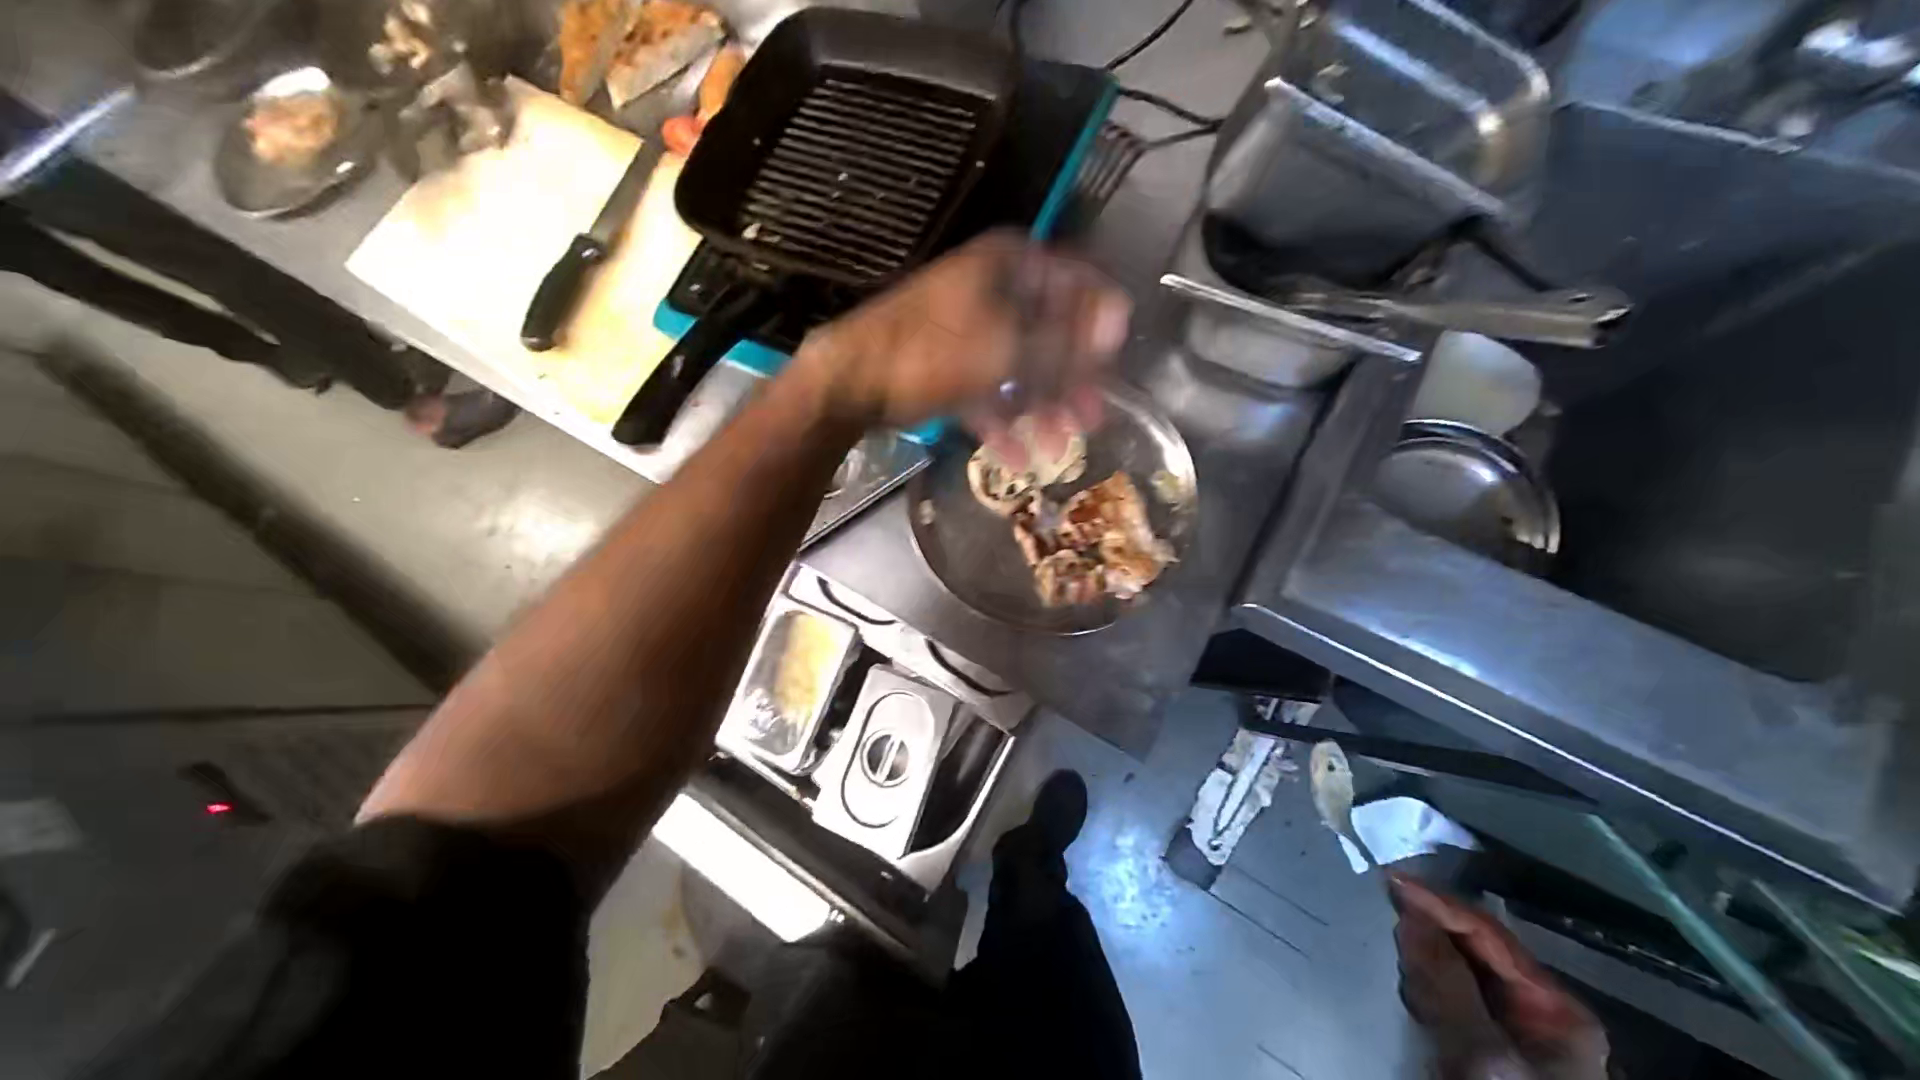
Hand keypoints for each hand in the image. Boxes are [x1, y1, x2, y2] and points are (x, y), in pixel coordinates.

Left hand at [791, 231, 1130, 461]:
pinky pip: (986, 388)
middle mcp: (991, 288)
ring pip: (1018, 367)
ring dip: (1038, 410)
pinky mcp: (946, 361)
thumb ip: (1064, 340)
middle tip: (1091, 419)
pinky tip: (1013, 455)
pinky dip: (1000, 419)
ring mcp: (967, 327)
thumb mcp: (1006, 349)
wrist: (848, 381)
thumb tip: (1120, 317)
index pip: (1075, 285)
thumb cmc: (929, 355)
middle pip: (1048, 335)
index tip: (1114, 366)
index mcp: (1008, 266)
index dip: (1098, 327)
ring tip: (1056, 448)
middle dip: (1069, 384)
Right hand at [1390, 875, 1608, 1079]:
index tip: (1388, 881)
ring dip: (1420, 950)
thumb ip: (1446, 984)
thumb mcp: (1483, 1059)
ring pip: (1454, 968)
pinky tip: (1402, 980)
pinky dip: (1419, 980)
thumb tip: (1409, 913)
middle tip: (1381, 905)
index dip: (1439, 902)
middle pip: (1473, 946)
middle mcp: (1535, 1010)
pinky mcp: (1480, 1047)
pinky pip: (1444, 995)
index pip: (1488, 933)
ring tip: (1385, 936)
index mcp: (1555, 1008)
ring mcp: (1509, 1030)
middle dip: (1428, 924)